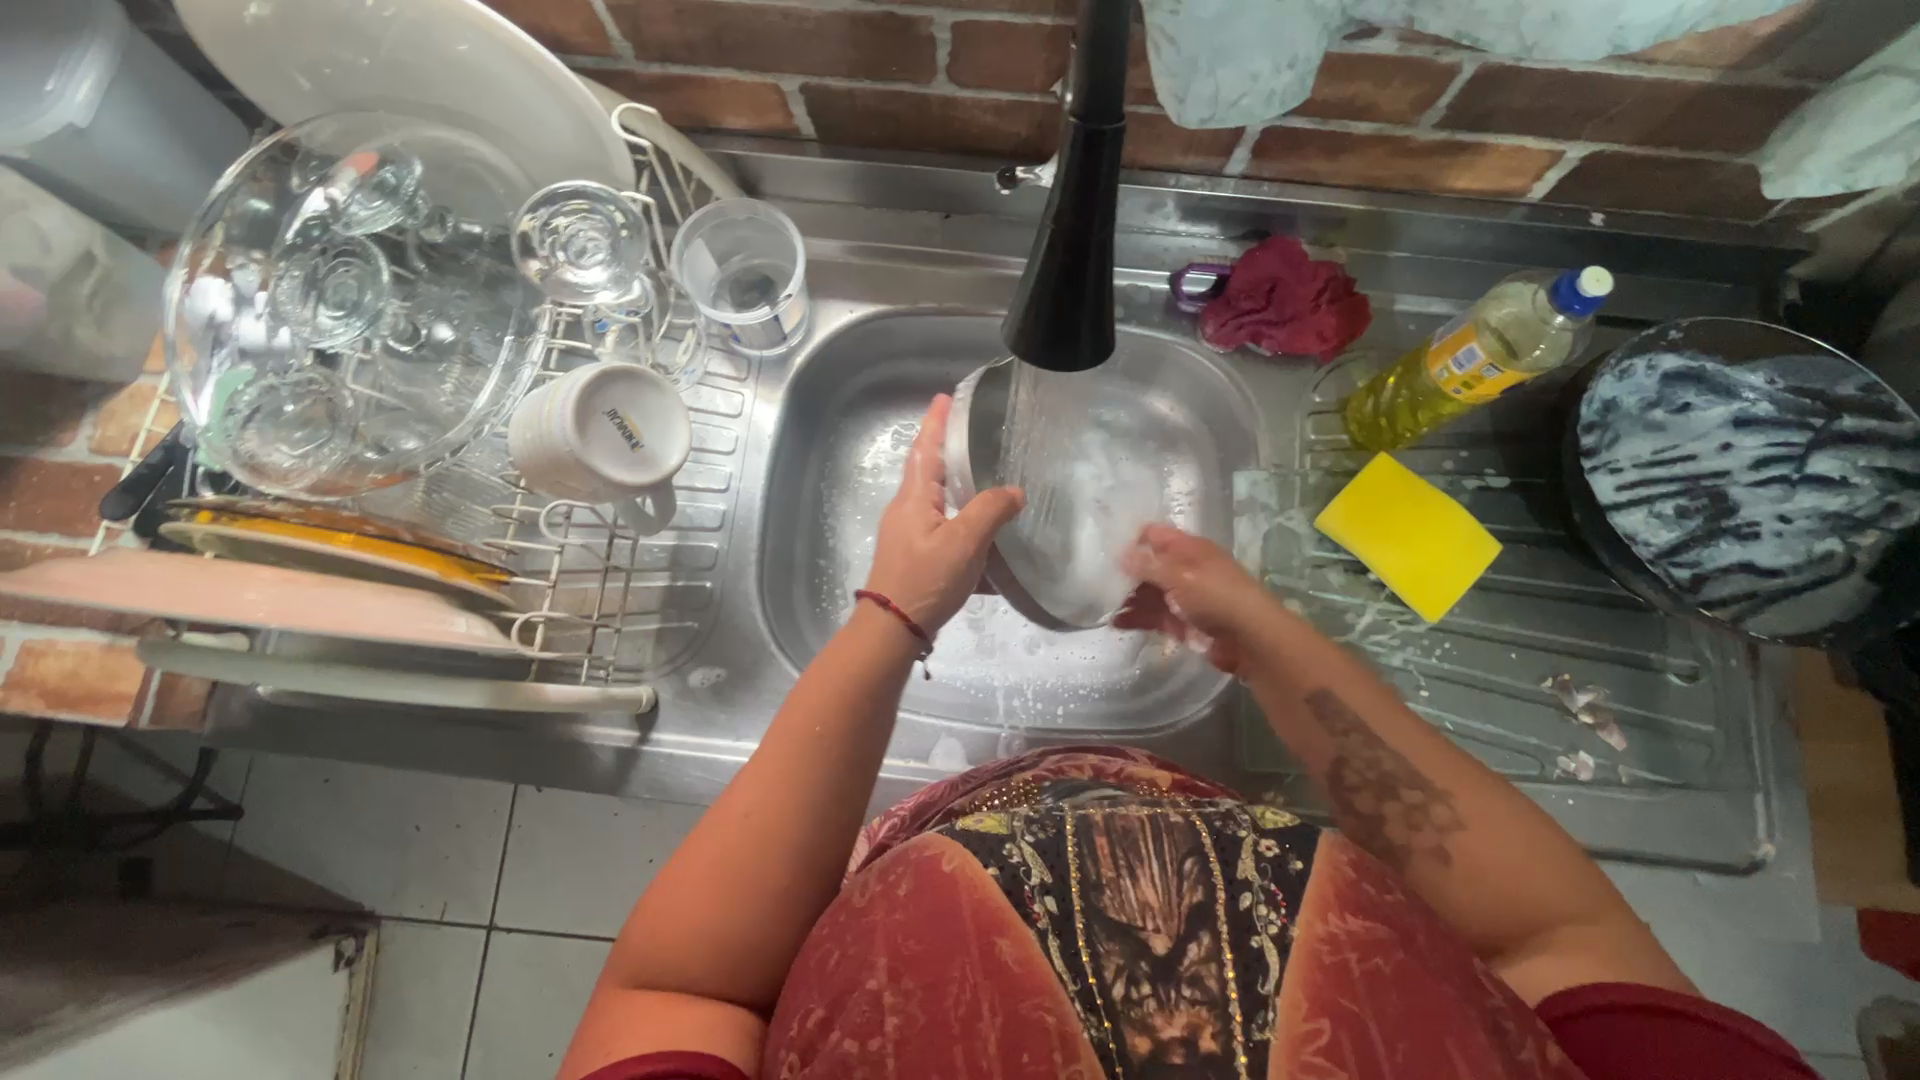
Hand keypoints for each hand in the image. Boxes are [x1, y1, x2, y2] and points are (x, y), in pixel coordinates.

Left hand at [863, 394, 1024, 632]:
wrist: (893, 628)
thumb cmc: (925, 579)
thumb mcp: (964, 542)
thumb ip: (990, 511)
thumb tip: (1014, 491)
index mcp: (915, 497)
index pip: (926, 448)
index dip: (936, 422)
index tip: (945, 397)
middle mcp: (908, 510)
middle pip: (931, 471)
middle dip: (951, 452)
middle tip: (977, 436)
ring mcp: (910, 536)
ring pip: (941, 504)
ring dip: (962, 492)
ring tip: (991, 484)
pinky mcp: (917, 559)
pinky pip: (946, 535)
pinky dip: (967, 532)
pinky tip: (991, 546)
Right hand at [1115, 524, 1284, 674]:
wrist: (1249, 638)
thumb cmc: (1217, 596)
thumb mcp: (1181, 575)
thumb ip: (1149, 565)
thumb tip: (1121, 554)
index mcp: (1189, 549)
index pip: (1156, 535)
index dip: (1132, 538)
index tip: (1104, 546)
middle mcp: (1183, 570)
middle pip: (1148, 565)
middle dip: (1124, 571)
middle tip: (1091, 578)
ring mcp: (1181, 597)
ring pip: (1147, 593)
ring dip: (1126, 598)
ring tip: (1099, 603)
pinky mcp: (1179, 623)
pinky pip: (1152, 616)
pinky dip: (1135, 618)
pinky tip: (1114, 622)